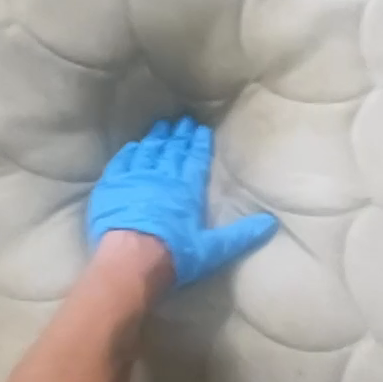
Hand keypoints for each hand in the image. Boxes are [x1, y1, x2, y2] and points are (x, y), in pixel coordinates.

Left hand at [87, 117, 278, 287]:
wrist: (129, 261)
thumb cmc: (173, 256)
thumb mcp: (213, 250)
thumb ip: (240, 235)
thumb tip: (270, 224)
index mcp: (186, 189)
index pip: (195, 158)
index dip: (199, 143)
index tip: (201, 129)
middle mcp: (162, 177)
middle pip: (172, 150)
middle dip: (180, 134)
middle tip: (183, 120)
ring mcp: (134, 178)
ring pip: (148, 151)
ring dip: (156, 138)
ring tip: (162, 126)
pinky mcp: (112, 186)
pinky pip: (122, 162)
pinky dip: (130, 152)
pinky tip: (134, 147)